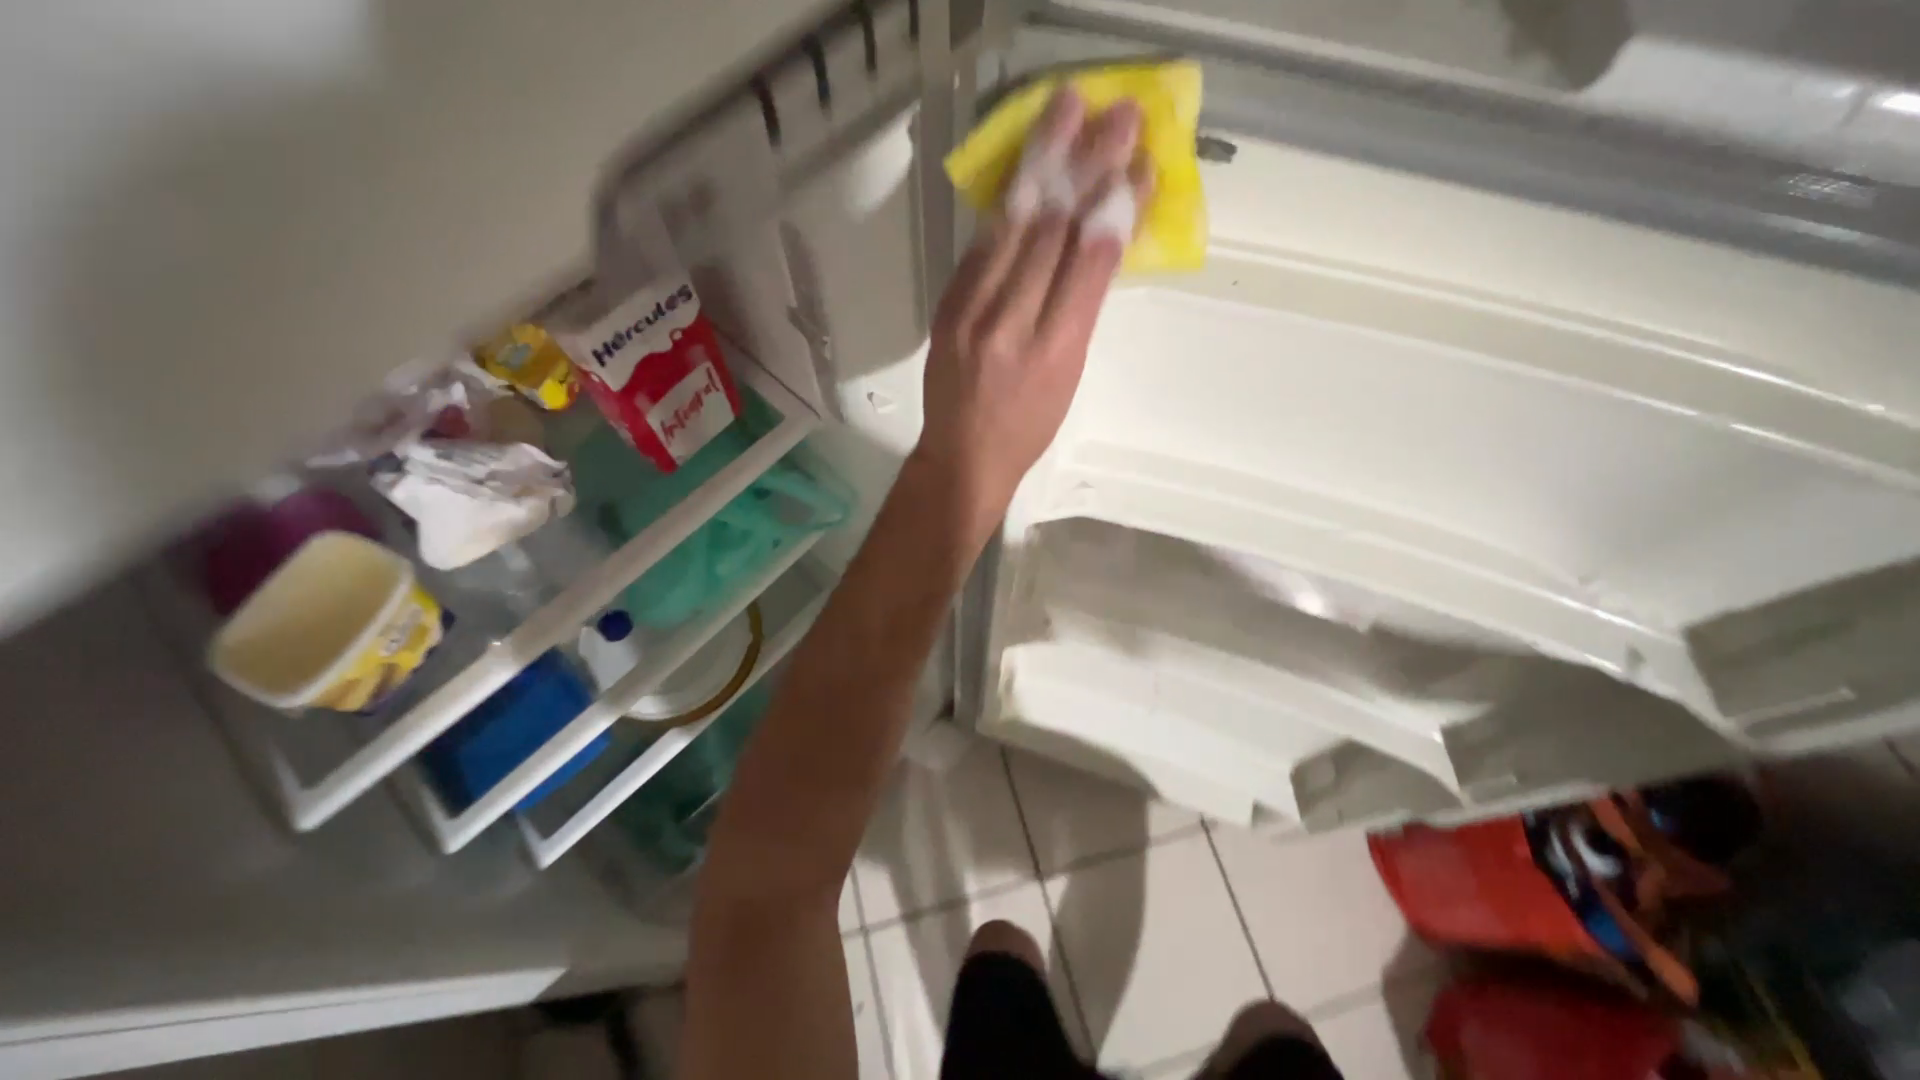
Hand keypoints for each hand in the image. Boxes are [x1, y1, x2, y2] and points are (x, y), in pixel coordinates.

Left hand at [915, 89, 1149, 535]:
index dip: (1117, 208)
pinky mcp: (947, 304)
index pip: (1091, 264)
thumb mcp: (1070, 374)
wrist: (962, 456)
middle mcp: (1011, 324)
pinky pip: (981, 245)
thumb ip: (1079, 308)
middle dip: (1087, 167)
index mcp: (1055, 350)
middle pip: (1053, 234)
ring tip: (1066, 114)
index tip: (1140, 164)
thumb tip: (1094, 240)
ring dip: (1044, 165)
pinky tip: (1028, 169)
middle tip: (1115, 117)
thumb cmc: (1029, 426)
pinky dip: (1008, 206)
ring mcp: (971, 311)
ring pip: (1014, 227)